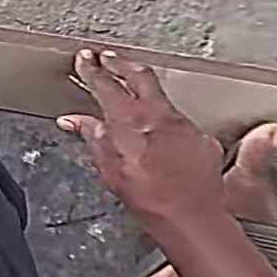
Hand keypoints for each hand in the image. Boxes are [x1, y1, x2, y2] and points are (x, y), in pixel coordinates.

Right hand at [57, 49, 227, 233]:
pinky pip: (178, 119)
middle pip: (137, 76)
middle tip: (106, 57)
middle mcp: (159, 115)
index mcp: (130, 120)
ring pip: (160, 95)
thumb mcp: (109, 167)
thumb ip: (93, 136)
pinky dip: (162, 116)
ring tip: (129, 83)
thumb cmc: (148, 197)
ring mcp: (184, 125)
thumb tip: (74, 120)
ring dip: (141, 86)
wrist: (193, 219)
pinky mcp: (202, 138)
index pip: (105, 84)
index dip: (91, 69)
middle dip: (119, 63)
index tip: (84, 59)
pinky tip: (158, 126)